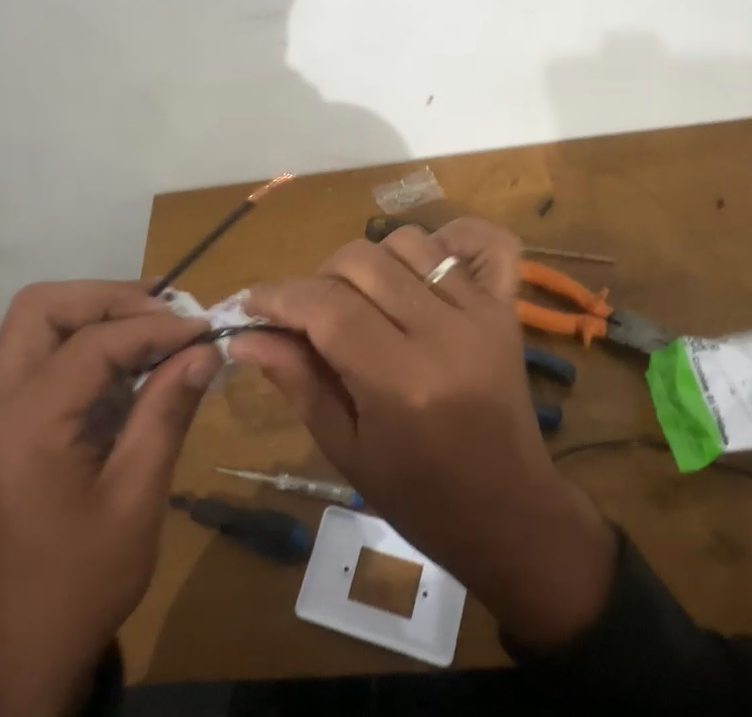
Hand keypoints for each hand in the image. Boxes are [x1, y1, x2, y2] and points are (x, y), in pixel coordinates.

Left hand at [0, 282, 220, 716]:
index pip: (92, 342)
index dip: (154, 326)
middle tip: (167, 314)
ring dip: (96, 316)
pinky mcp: (7, 427)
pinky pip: (41, 359)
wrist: (34, 640)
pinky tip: (134, 361)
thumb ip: (167, 411)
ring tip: (158, 327)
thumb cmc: (88, 574)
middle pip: (40, 309)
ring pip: (36, 326)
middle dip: (107, 298)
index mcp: (27, 424)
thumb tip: (205, 350)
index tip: (205, 329)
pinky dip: (87, 344)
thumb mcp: (139, 493)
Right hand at [230, 220, 614, 648]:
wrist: (508, 512)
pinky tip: (425, 264)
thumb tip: (244, 336)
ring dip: (371, 262)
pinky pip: (486, 242)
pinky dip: (450, 238)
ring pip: (409, 243)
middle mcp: (444, 334)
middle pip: (362, 261)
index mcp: (400, 381)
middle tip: (308, 316)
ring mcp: (482, 315)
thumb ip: (297, 381)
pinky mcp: (508, 310)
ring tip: (361, 300)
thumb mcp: (344, 448)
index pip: (326, 306)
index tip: (251, 305)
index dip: (278, 297)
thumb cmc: (419, 496)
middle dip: (318, 279)